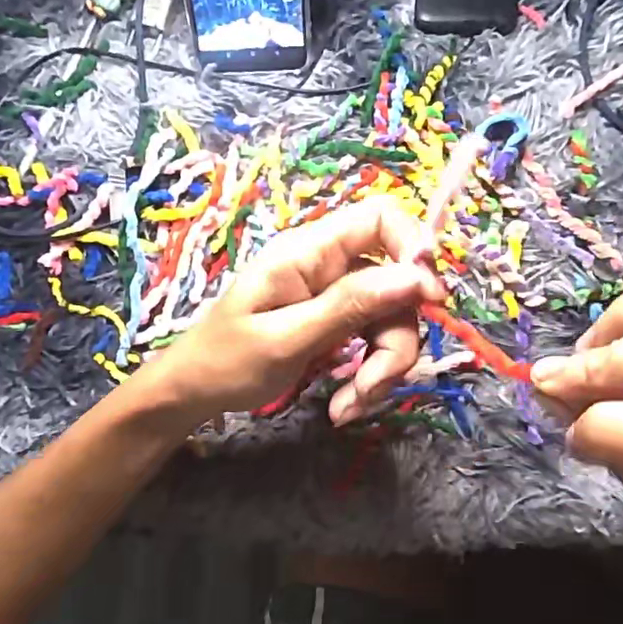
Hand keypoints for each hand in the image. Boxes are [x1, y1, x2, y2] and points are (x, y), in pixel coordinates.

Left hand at [147, 199, 446, 424]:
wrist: (194, 392)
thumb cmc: (226, 360)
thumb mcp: (287, 337)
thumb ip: (350, 305)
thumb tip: (418, 277)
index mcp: (308, 251)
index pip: (381, 217)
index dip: (415, 248)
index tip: (428, 299)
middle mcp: (328, 265)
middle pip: (397, 283)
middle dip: (397, 339)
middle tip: (373, 387)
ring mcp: (334, 294)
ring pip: (392, 319)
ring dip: (383, 368)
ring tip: (349, 406)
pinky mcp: (337, 323)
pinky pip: (375, 340)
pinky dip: (370, 376)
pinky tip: (344, 406)